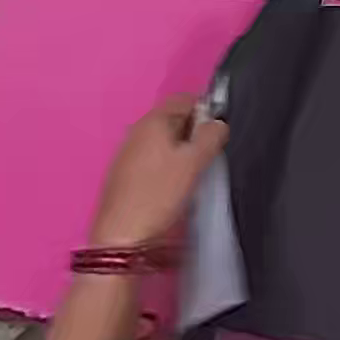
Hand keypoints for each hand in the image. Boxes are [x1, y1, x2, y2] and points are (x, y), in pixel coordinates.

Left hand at [87, 95, 228, 247]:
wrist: (120, 240)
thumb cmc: (160, 194)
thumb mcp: (194, 162)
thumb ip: (212, 135)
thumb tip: (218, 123)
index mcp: (154, 120)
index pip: (186, 99)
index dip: (207, 111)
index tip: (218, 134)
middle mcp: (137, 130)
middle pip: (174, 119)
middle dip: (195, 132)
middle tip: (208, 155)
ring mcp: (127, 152)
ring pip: (164, 141)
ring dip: (181, 151)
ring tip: (193, 174)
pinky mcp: (123, 175)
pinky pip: (153, 158)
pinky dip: (167, 165)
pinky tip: (173, 187)